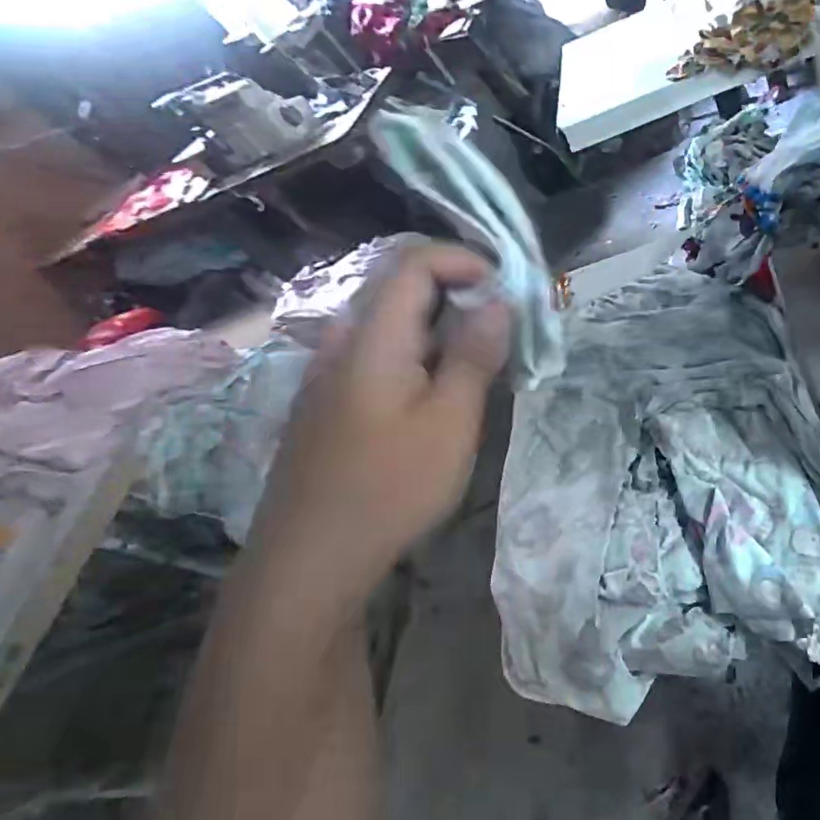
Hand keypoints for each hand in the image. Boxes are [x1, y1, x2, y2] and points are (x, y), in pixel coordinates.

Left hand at [245, 241, 511, 613]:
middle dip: (461, 293)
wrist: (310, 559)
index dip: (464, 260)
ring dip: (444, 326)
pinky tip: (444, 393)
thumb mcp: (451, 421)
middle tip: (508, 328)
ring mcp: (329, 376)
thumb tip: (498, 301)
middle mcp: (342, 345)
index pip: (411, 264)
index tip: (509, 289)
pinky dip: (423, 354)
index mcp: (371, 340)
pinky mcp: (331, 404)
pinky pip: (381, 355)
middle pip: (400, 289)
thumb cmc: (391, 486)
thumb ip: (474, 356)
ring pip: (392, 325)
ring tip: (485, 361)